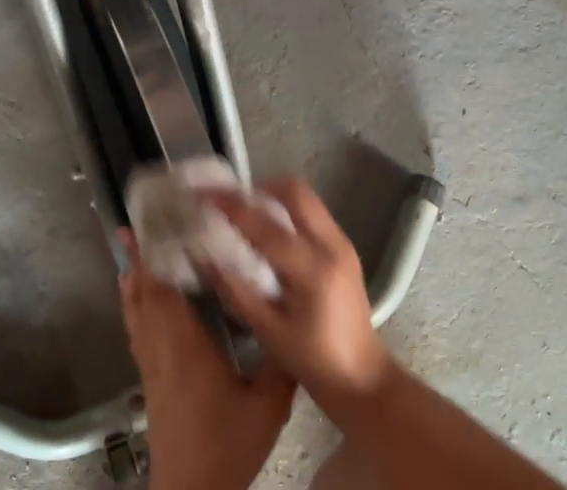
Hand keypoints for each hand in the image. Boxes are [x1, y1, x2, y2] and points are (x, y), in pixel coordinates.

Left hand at [120, 231, 294, 489]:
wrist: (193, 488)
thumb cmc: (227, 442)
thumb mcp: (268, 404)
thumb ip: (279, 362)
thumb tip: (292, 326)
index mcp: (183, 344)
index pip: (161, 289)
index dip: (154, 256)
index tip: (152, 226)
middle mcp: (159, 347)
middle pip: (142, 294)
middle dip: (139, 258)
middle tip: (138, 226)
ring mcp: (150, 364)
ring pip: (135, 311)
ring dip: (133, 279)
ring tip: (133, 251)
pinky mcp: (149, 379)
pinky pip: (137, 329)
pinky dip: (135, 305)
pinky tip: (139, 300)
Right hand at [202, 179, 395, 409]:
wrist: (363, 378)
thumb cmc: (313, 360)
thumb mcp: (268, 330)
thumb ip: (236, 290)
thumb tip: (203, 256)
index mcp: (313, 270)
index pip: (266, 225)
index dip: (232, 206)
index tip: (205, 193)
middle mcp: (332, 246)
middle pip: (295, 192)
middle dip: (259, 188)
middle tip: (231, 200)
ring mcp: (343, 244)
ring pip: (306, 199)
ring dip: (274, 197)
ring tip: (247, 213)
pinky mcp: (345, 249)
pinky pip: (313, 214)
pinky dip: (288, 211)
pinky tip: (270, 233)